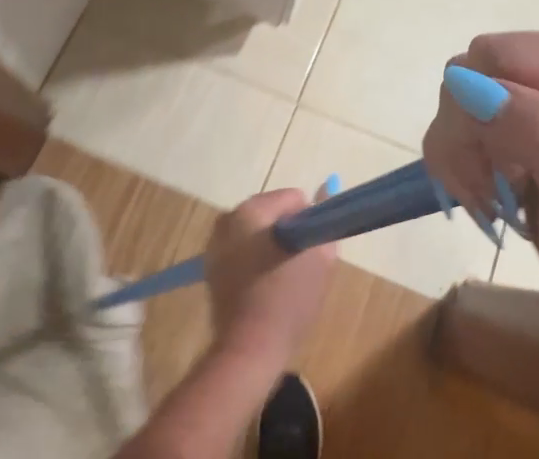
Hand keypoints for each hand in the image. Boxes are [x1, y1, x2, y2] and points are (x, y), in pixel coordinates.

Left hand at [203, 188, 336, 370]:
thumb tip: (327, 190)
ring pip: (256, 233)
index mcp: (250, 211)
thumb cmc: (288, 299)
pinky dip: (255, 261)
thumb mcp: (319, 258)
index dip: (309, 221)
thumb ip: (324, 221)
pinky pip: (242, 252)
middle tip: (301, 263)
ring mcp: (215, 245)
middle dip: (288, 232)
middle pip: (271, 213)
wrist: (250, 349)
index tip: (312, 248)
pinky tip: (266, 287)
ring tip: (284, 278)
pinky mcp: (211, 269)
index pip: (292, 198)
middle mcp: (227, 219)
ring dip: (271, 246)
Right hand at [423, 32, 538, 352]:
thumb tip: (467, 84)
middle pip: (474, 70)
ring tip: (495, 203)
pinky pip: (458, 120)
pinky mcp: (523, 118)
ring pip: (457, 96)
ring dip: (460, 156)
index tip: (500, 179)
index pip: (503, 55)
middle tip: (494, 197)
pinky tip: (491, 198)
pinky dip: (459, 163)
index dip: (480, 112)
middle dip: (468, 137)